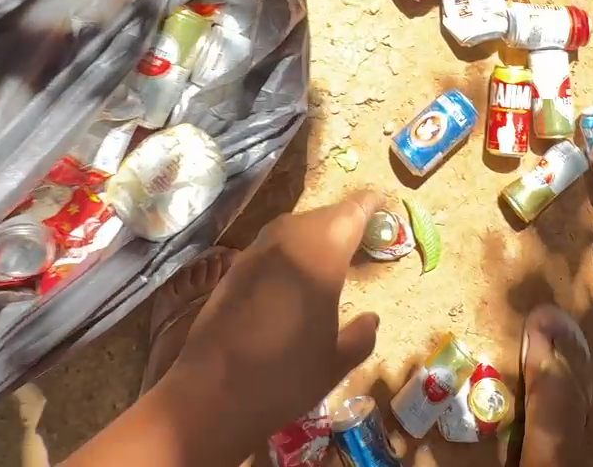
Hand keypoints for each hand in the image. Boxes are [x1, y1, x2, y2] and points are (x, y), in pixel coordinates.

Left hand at [159, 191, 383, 446]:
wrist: (212, 392)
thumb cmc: (285, 377)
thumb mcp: (335, 363)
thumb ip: (360, 337)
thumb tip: (371, 319)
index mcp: (322, 254)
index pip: (351, 214)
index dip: (368, 204)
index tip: (381, 200)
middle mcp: (290, 240)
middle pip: (323, 216)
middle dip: (342, 221)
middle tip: (359, 234)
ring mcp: (257, 251)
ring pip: (295, 228)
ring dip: (314, 234)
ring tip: (328, 253)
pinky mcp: (235, 267)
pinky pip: (273, 245)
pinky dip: (289, 250)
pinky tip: (291, 275)